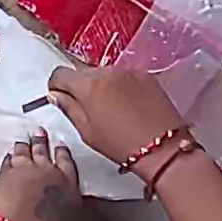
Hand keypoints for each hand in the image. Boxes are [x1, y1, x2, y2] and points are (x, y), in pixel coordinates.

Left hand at [0, 127, 80, 220]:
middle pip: (42, 151)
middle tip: (38, 132)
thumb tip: (63, 213)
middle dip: (40, 141)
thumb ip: (66, 213)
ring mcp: (20, 170)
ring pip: (21, 152)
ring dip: (21, 147)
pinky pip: (3, 164)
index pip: (67, 163)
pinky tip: (3, 160)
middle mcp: (45, 172)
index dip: (62, 153)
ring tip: (20, 142)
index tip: (60, 145)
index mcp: (68, 185)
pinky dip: (5, 161)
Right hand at [46, 67, 184, 164]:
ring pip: (104, 73)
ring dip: (102, 86)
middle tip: (89, 109)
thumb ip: (68, 108)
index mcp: (88, 85)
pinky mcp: (146, 75)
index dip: (57, 86)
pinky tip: (128, 106)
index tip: (62, 98)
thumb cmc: (121, 145)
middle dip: (80, 86)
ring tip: (111, 109)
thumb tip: (57, 95)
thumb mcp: (87, 132)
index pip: (60, 73)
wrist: (164, 149)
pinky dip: (120, 86)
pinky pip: (124, 76)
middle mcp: (107, 71)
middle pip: (83, 72)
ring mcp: (128, 71)